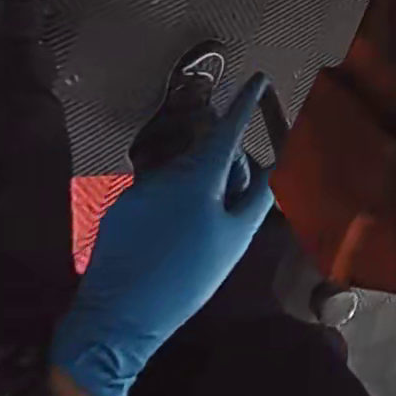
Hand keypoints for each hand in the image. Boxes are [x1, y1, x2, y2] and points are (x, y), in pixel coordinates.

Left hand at [50, 73, 275, 395]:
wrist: (117, 316)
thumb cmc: (188, 276)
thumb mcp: (235, 237)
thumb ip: (259, 195)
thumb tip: (278, 165)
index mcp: (201, 175)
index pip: (230, 128)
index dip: (247, 101)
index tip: (259, 79)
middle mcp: (170, 170)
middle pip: (211, 154)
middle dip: (229, 169)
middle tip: (235, 208)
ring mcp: (142, 186)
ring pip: (186, 172)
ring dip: (203, 187)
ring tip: (203, 232)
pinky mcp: (123, 205)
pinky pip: (161, 190)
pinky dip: (177, 201)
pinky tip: (174, 238)